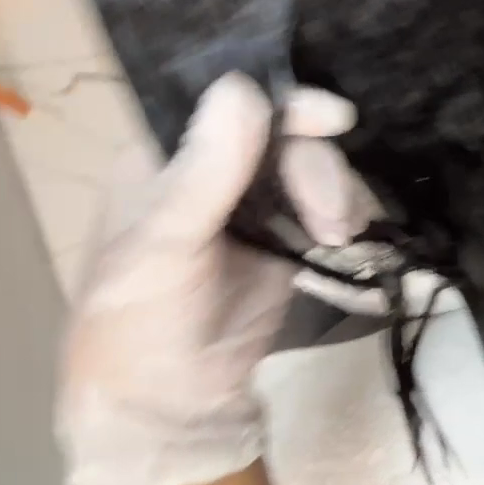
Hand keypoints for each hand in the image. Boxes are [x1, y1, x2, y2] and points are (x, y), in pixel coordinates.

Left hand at [57, 73, 375, 484]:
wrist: (176, 397)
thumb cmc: (139, 316)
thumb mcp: (164, 243)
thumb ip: (206, 170)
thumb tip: (244, 88)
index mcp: (167, 158)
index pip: (228, 106)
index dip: (281, 102)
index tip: (331, 118)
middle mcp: (216, 171)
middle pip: (286, 137)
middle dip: (316, 171)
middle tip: (328, 219)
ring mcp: (256, 206)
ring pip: (315, 170)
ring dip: (336, 195)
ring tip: (333, 238)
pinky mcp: (289, 238)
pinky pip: (328, 206)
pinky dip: (344, 215)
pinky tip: (340, 240)